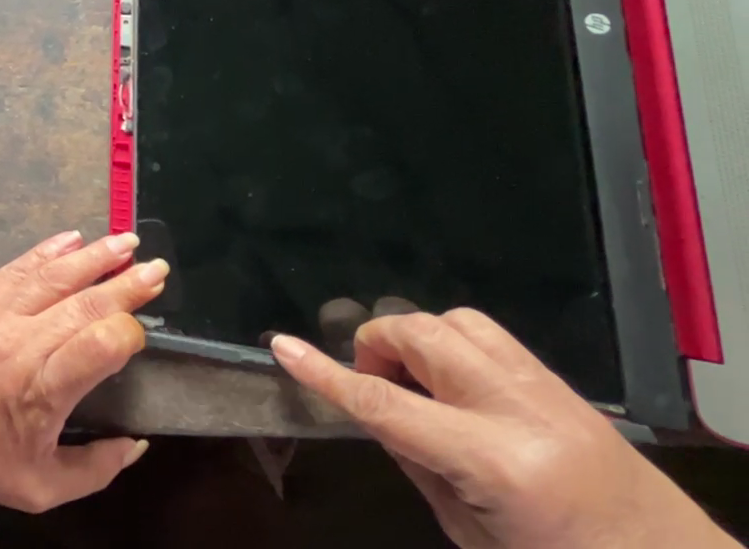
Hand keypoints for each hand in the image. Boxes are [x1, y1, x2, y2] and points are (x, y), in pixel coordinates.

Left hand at [0, 229, 167, 511]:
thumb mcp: (42, 488)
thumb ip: (97, 468)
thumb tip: (136, 444)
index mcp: (43, 388)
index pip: (100, 343)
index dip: (129, 332)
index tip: (141, 332)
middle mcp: (20, 341)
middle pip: (82, 302)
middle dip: (126, 283)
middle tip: (157, 268)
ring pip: (49, 275)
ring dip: (91, 255)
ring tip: (124, 241)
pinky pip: (14, 268)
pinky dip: (44, 252)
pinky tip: (68, 240)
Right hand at [272, 309, 737, 548]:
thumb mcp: (469, 532)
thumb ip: (416, 460)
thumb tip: (374, 409)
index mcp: (493, 463)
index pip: (383, 402)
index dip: (324, 373)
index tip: (281, 346)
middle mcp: (520, 412)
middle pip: (418, 336)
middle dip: (378, 348)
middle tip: (379, 387)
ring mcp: (550, 393)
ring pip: (454, 321)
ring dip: (418, 341)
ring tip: (421, 384)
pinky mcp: (567, 387)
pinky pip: (490, 336)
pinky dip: (455, 345)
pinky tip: (458, 384)